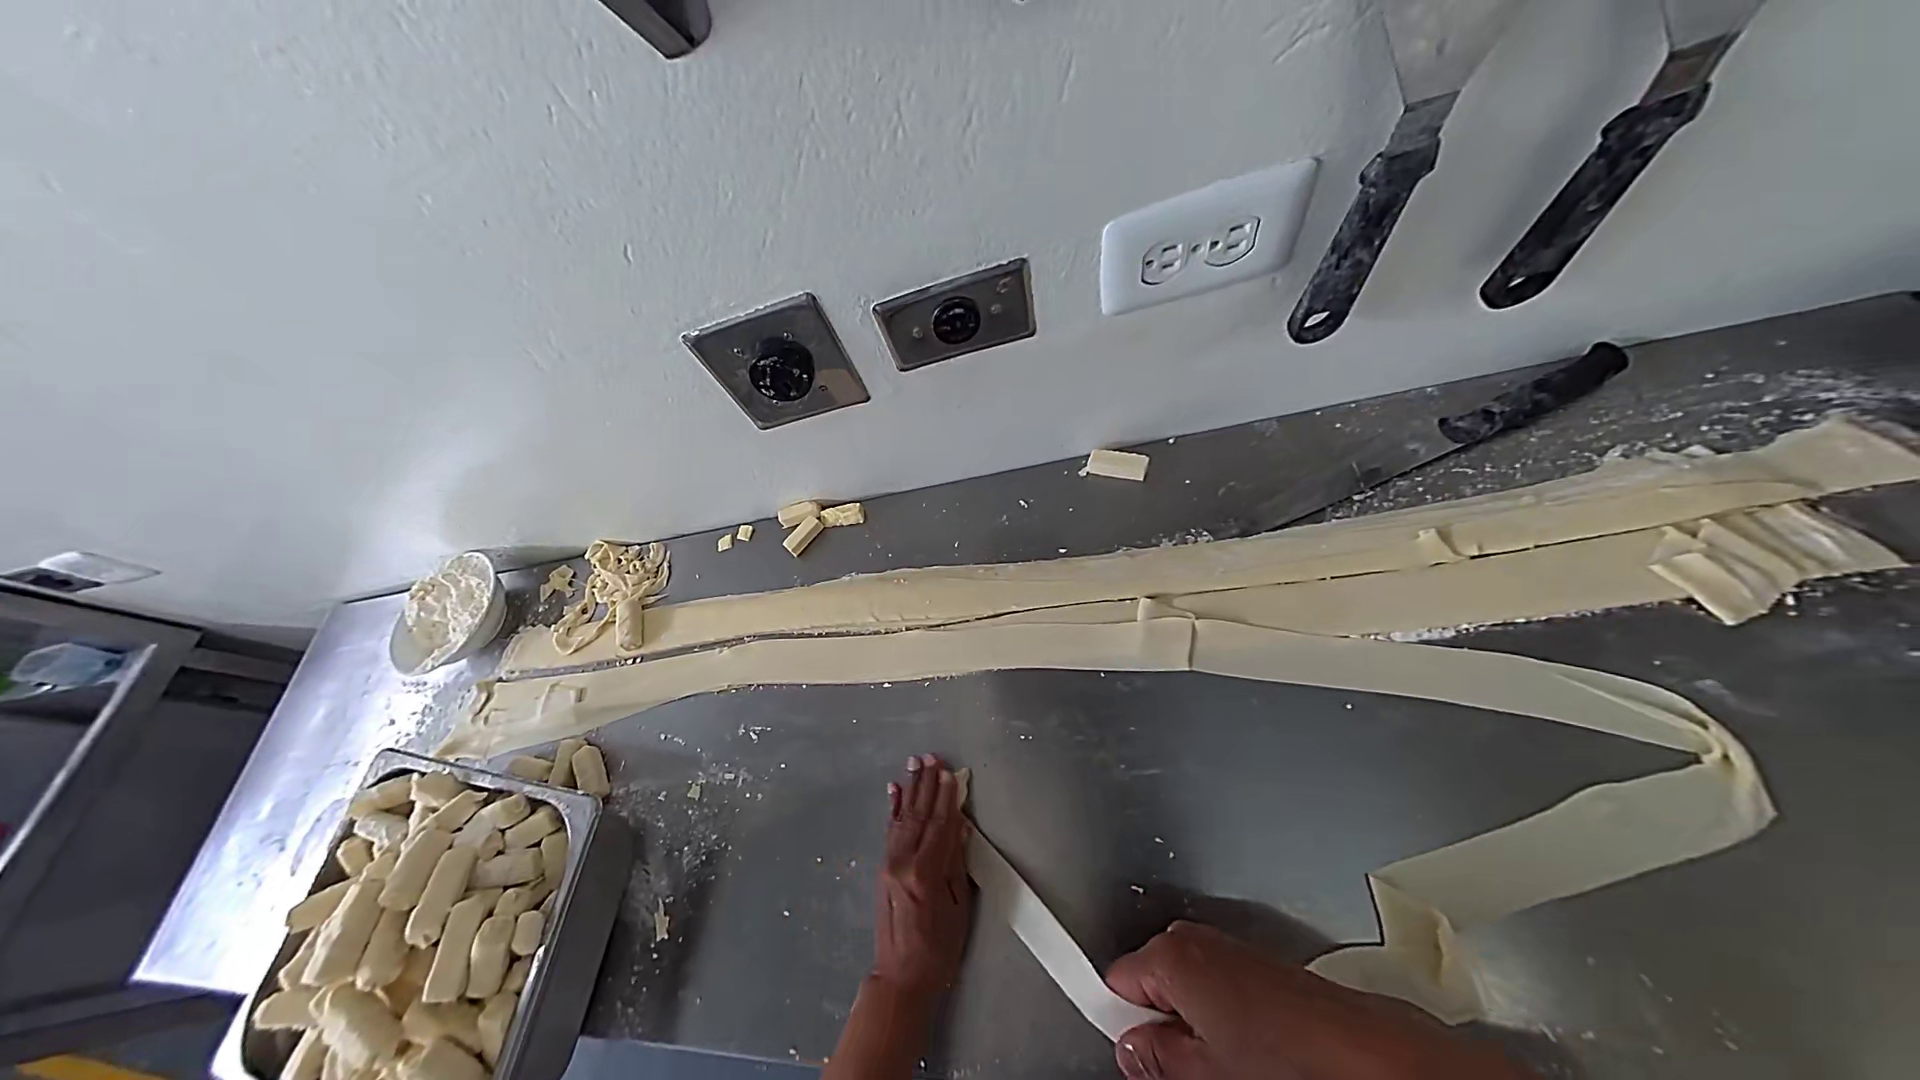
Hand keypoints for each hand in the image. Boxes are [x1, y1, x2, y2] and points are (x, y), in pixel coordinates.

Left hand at [871, 754, 971, 998]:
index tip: (951, 773)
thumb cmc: (939, 947)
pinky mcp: (882, 869)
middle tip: (930, 757)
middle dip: (926, 784)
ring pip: (902, 818)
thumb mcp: (958, 906)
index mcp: (925, 873)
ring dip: (910, 789)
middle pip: (919, 815)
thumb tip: (960, 826)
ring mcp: (889, 865)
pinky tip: (895, 792)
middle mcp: (903, 863)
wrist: (901, 976)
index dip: (947, 798)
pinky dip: (893, 809)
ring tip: (914, 764)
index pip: (940, 825)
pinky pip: (890, 832)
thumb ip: (956, 862)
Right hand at [1105, 922, 1528, 1079]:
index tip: (1126, 1043)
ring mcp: (1231, 950)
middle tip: (1183, 1065)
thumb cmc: (1290, 1061)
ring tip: (1228, 1060)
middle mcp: (1197, 941)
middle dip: (1160, 1018)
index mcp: (1171, 956)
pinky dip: (1228, 1014)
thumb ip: (1155, 1060)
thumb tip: (1134, 1052)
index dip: (1118, 1016)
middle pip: (1151, 977)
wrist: (1372, 1059)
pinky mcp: (1261, 963)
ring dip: (1196, 1020)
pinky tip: (1255, 1051)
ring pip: (1188, 985)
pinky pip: (1223, 986)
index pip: (1114, 978)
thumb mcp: (1203, 1076)